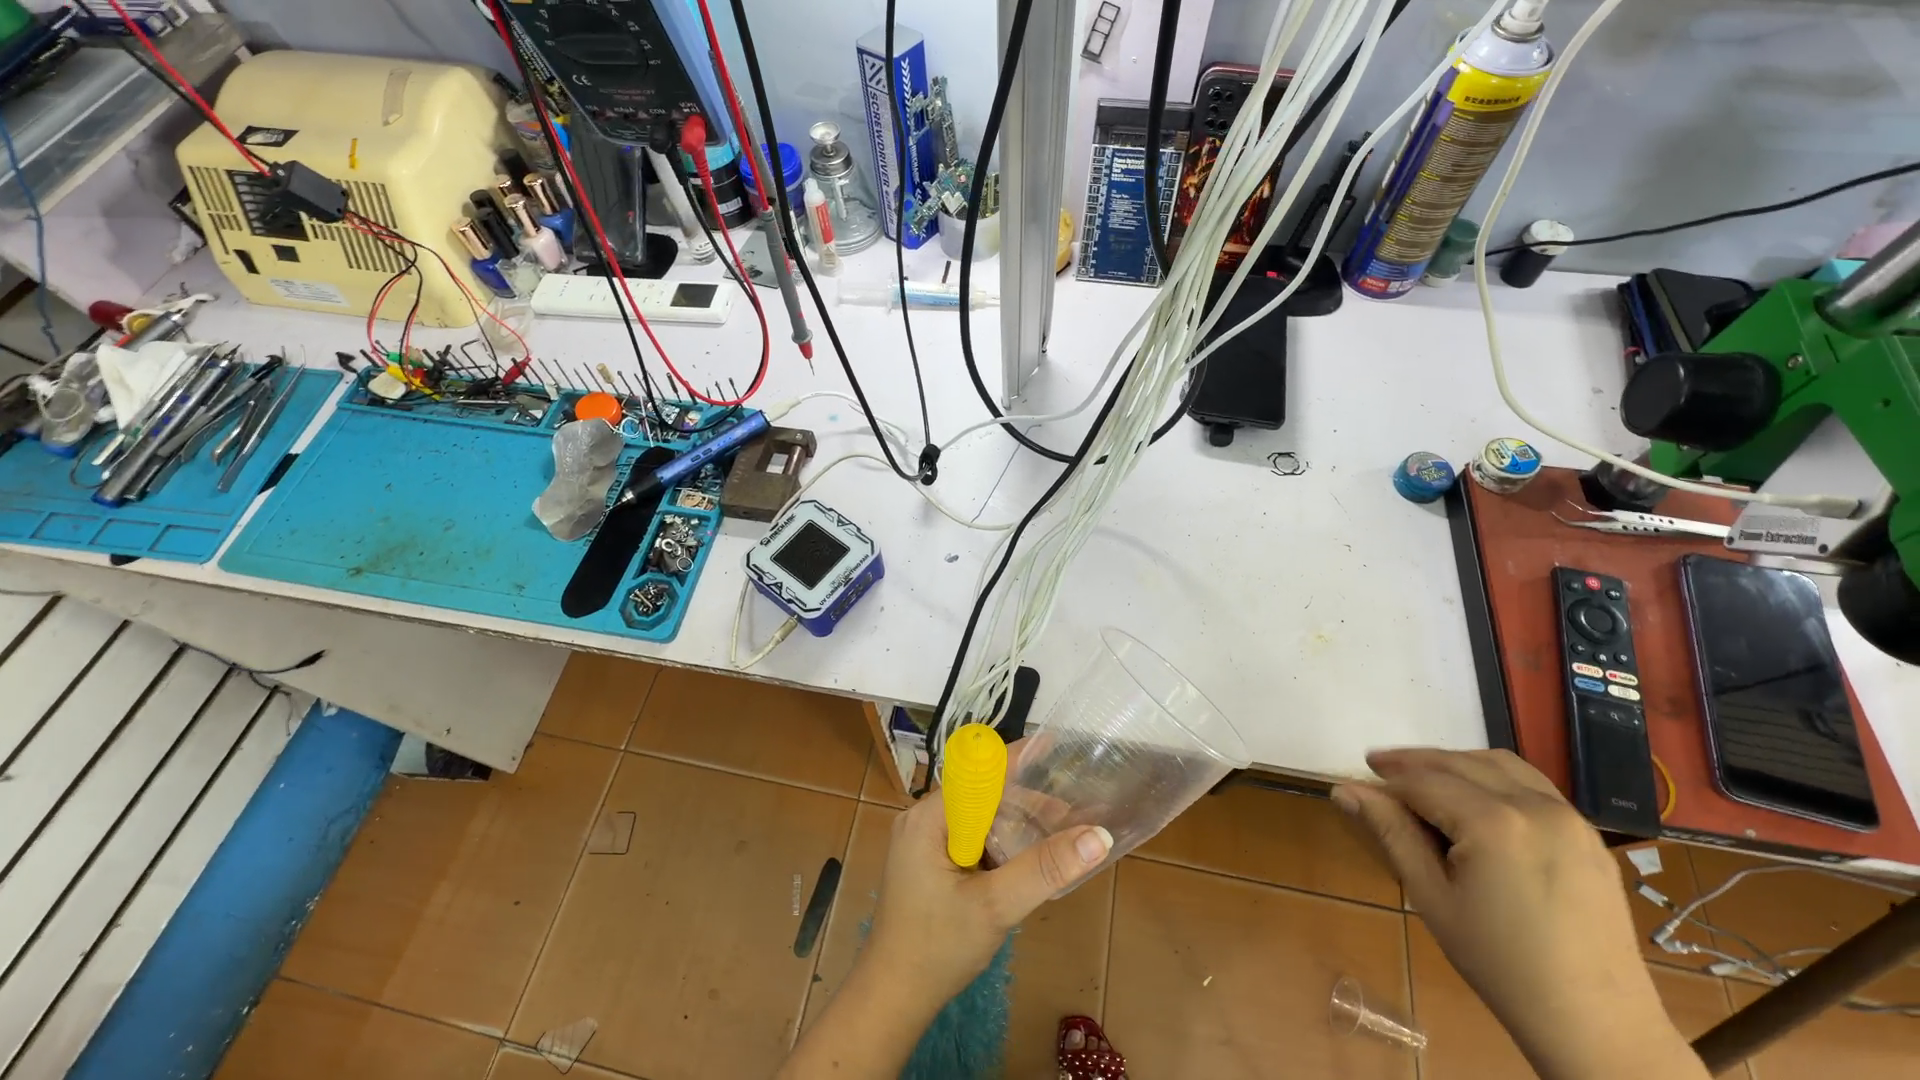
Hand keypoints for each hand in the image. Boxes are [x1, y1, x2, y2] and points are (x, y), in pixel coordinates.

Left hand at [865, 783, 1112, 1007]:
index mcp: (930, 817)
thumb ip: (1045, 868)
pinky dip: (1000, 845)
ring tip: (1062, 839)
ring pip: (980, 818)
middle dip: (1028, 803)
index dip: (1022, 761)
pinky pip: (971, 838)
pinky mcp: (929, 861)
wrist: (894, 996)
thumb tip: (1098, 835)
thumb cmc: (938, 947)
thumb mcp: (997, 906)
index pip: (981, 772)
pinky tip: (1029, 861)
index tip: (1061, 752)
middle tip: (1075, 816)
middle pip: (983, 794)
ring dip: (1017, 827)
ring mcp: (923, 841)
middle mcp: (922, 819)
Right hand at [1334, 749, 1705, 1079]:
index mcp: (1494, 823)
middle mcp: (1535, 806)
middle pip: (1462, 764)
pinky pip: (1534, 786)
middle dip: (1417, 762)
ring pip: (1502, 765)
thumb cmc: (1498, 962)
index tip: (1357, 778)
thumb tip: (1345, 790)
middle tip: (1379, 767)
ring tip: (1424, 776)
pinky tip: (1476, 799)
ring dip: (1457, 763)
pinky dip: (1495, 778)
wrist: (1593, 1018)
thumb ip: (1392, 833)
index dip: (1388, 779)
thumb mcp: (1431, 897)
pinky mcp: (1588, 835)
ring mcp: (1569, 818)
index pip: (1425, 782)